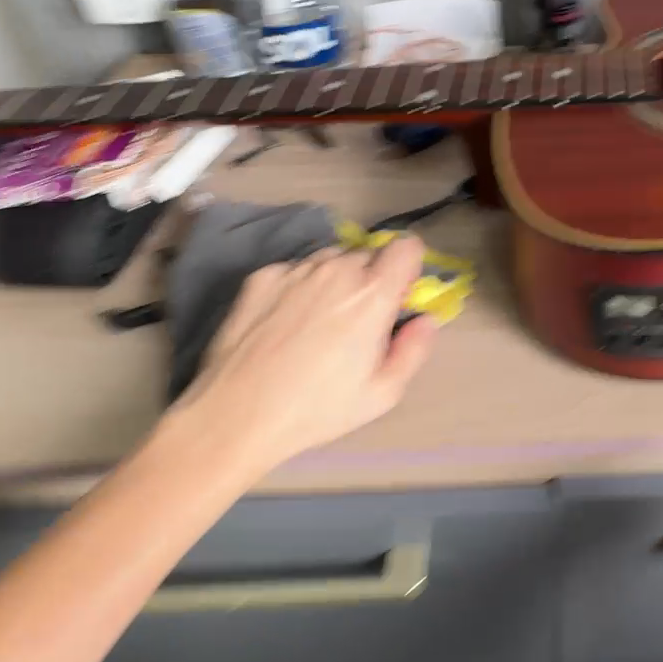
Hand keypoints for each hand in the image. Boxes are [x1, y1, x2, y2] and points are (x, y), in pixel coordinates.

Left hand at [168, 236, 438, 478]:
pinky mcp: (260, 277)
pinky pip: (293, 271)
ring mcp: (294, 270)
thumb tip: (425, 320)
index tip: (397, 297)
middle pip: (368, 255)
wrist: (237, 414)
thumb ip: (414, 349)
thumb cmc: (318, 409)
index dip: (407, 269)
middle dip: (371, 280)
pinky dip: (298, 289)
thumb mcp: (383, 393)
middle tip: (356, 322)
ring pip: (330, 260)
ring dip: (334, 281)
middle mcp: (336, 269)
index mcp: (372, 294)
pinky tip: (284, 325)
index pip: (406, 246)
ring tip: (317, 324)